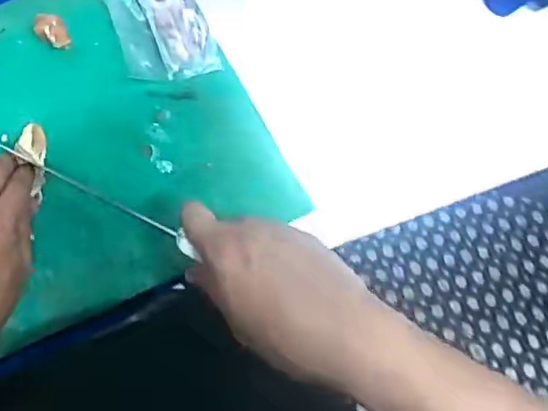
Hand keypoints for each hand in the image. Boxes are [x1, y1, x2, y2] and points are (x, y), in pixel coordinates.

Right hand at [180, 202, 400, 392]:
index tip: (204, 255)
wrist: (357, 334)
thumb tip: (200, 271)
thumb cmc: (288, 336)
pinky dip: (287, 257)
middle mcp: (247, 227)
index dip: (192, 228)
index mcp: (222, 246)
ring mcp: (280, 228)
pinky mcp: (310, 237)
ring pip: (257, 233)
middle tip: (246, 282)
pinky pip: (285, 241)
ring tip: (281, 288)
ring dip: (260, 252)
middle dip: (232, 248)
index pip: (190, 212)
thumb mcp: (241, 324)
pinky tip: (306, 287)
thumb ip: (215, 290)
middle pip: (227, 225)